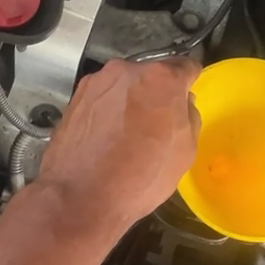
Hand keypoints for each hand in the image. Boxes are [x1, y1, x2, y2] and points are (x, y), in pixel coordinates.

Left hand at [36, 58, 201, 233]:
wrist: (82, 197)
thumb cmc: (141, 176)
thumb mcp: (186, 151)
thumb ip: (189, 117)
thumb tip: (182, 105)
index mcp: (162, 78)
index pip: (185, 68)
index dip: (188, 85)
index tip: (185, 101)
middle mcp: (128, 70)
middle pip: (152, 76)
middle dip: (157, 95)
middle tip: (156, 126)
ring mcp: (97, 82)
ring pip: (125, 86)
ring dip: (131, 102)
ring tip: (127, 136)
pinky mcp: (75, 98)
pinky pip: (102, 98)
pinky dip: (108, 111)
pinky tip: (106, 139)